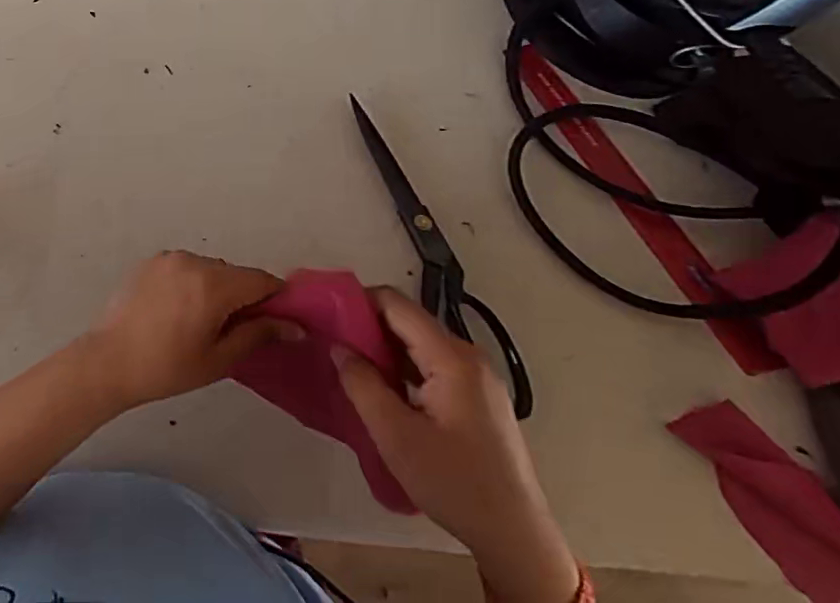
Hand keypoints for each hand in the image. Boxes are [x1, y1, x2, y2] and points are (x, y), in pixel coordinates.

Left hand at [76, 251, 294, 412]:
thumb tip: (294, 325)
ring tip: (203, 323)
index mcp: (211, 283)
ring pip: (209, 269)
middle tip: (238, 330)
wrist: (110, 359)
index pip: (261, 280)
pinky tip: (180, 311)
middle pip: (234, 273)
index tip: (279, 322)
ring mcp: (165, 259)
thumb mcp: (220, 357)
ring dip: (216, 288)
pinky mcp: (147, 263)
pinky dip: (192, 283)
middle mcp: (189, 261)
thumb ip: (258, 334)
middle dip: (244, 296)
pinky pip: (184, 268)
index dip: (276, 300)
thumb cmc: (168, 366)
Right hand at [334, 287, 580, 602]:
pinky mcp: (477, 399)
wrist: (516, 538)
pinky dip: (400, 367)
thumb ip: (360, 381)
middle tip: (329, 343)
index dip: (355, 301)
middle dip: (365, 326)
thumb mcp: (393, 432)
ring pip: (417, 344)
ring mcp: (477, 379)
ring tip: (347, 365)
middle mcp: (469, 359)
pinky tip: (379, 388)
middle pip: (407, 321)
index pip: (395, 304)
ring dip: (381, 349)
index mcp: (452, 358)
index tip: (323, 315)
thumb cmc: (453, 481)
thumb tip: (339, 347)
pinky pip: (429, 365)